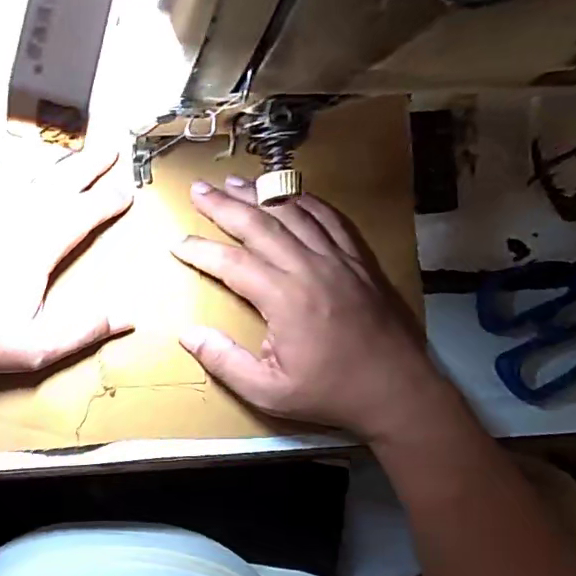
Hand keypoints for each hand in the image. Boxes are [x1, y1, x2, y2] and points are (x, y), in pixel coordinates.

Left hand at [0, 143, 133, 390]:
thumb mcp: (37, 347)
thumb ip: (85, 329)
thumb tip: (127, 318)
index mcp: (38, 246)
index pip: (86, 211)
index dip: (110, 199)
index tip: (126, 190)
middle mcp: (9, 216)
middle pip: (59, 180)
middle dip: (89, 163)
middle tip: (109, 149)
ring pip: (19, 168)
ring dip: (47, 157)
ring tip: (64, 150)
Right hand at [169, 176, 455, 445]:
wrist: (399, 391)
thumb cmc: (329, 393)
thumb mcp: (267, 391)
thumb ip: (224, 362)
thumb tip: (187, 334)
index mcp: (285, 299)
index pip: (232, 263)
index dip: (200, 250)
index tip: (176, 243)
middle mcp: (310, 268)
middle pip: (260, 224)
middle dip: (225, 205)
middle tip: (199, 188)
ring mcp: (339, 259)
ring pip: (295, 214)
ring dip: (262, 194)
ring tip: (235, 182)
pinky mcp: (360, 260)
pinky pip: (331, 219)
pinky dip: (308, 201)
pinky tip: (292, 193)